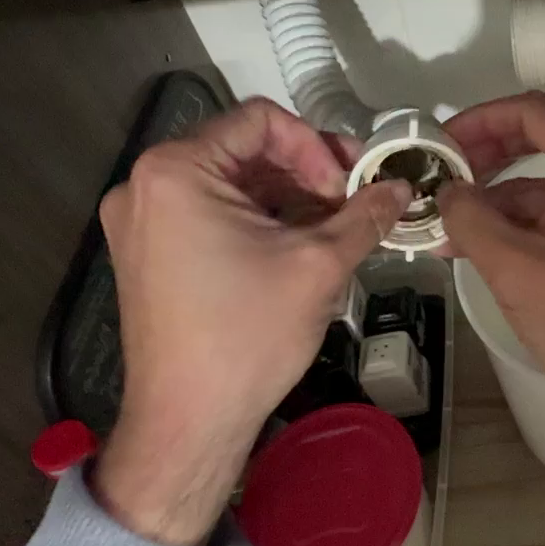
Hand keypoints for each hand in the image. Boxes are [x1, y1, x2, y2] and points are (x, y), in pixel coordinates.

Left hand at [90, 98, 410, 545]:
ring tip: (335, 227)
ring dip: (288, 196)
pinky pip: (213, 212)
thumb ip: (366, 213)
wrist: (188, 424)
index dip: (314, 145)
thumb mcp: (319, 264)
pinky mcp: (149, 252)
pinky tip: (300, 246)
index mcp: (176, 171)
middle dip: (306, 172)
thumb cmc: (248, 335)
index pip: (261, 121)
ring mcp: (142, 221)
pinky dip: (260, 220)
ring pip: (233, 183)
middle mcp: (146, 184)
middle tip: (353, 201)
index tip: (345, 188)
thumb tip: (402, 187)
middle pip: (245, 149)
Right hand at [436, 92, 544, 490]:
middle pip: (543, 138)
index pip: (537, 114)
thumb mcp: (515, 269)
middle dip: (487, 156)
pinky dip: (520, 219)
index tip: (442, 141)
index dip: (482, 120)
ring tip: (446, 219)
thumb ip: (471, 218)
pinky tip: (476, 240)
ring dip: (497, 196)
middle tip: (441, 175)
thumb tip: (445, 190)